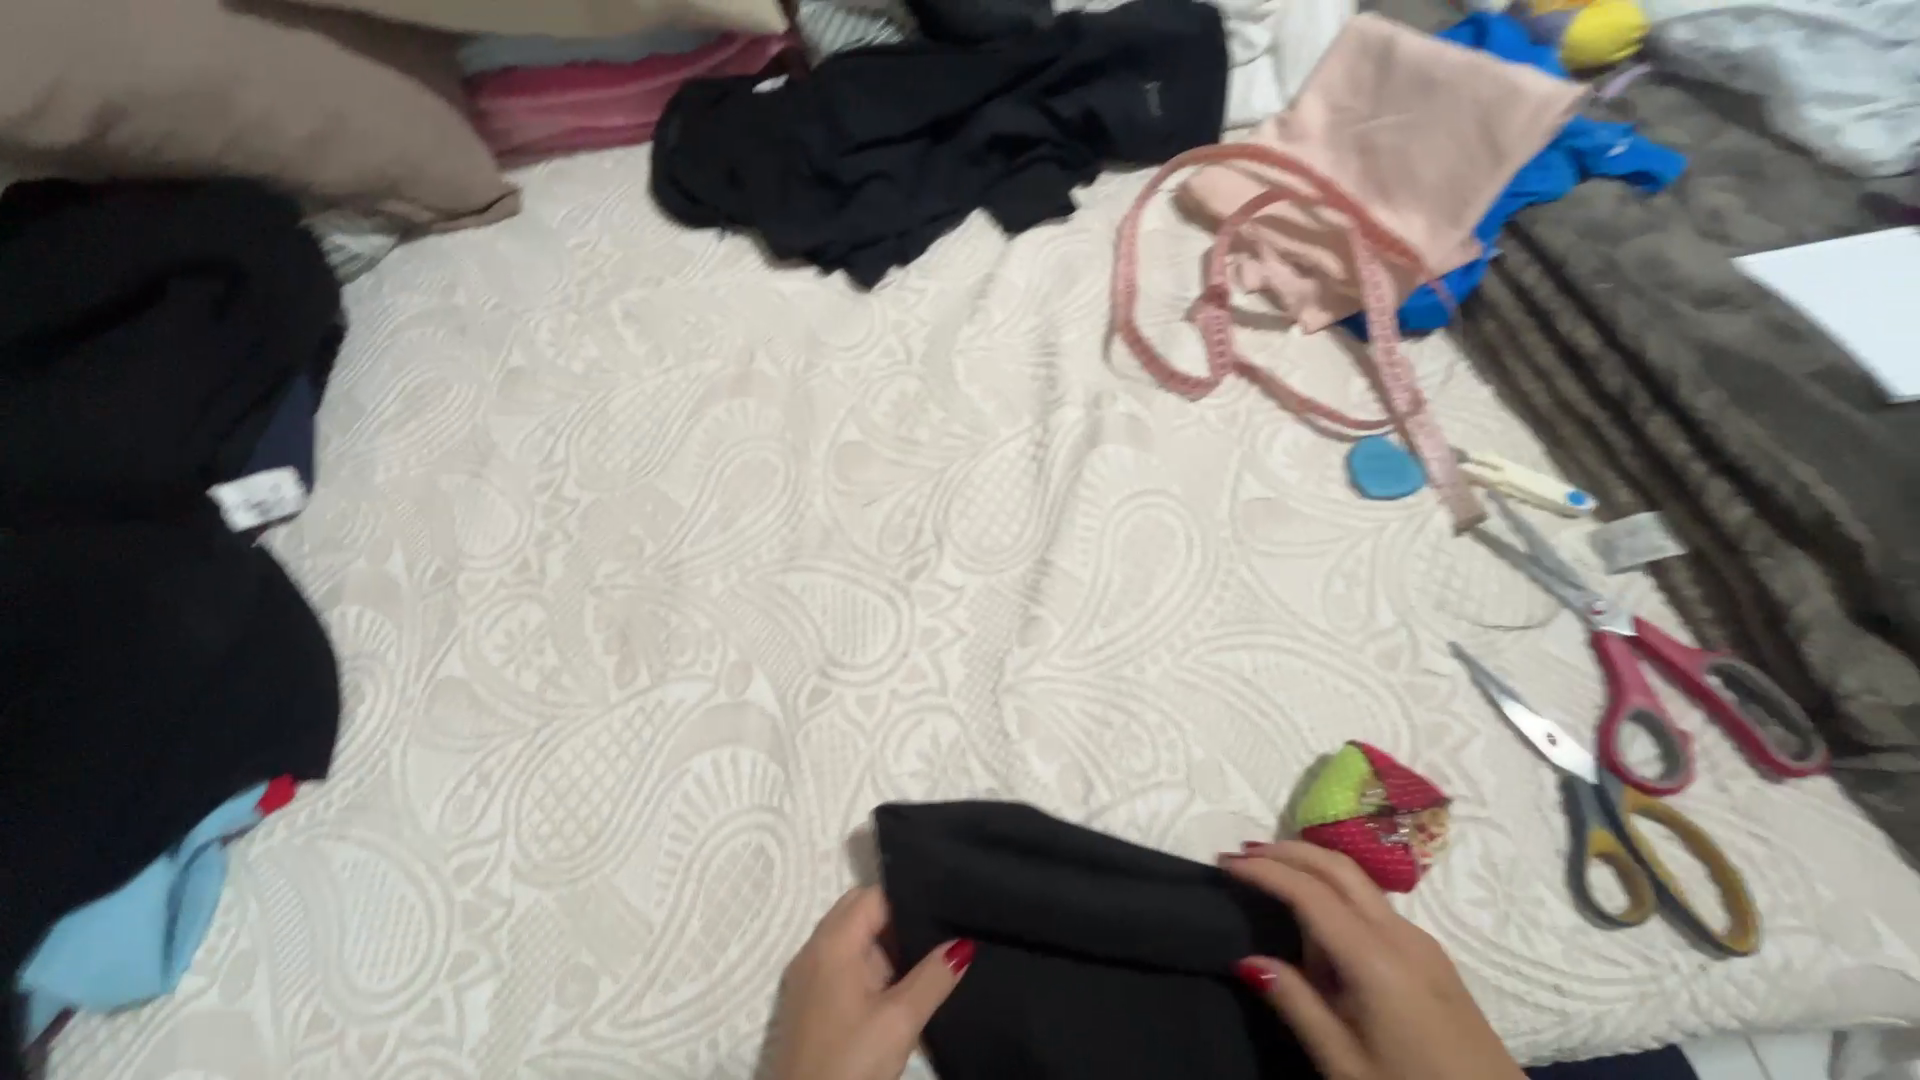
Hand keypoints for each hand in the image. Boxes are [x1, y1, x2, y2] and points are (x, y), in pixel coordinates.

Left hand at [766, 885, 972, 1079]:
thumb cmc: (850, 1063)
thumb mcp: (900, 1020)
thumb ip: (934, 977)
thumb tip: (963, 944)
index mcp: (833, 942)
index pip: (873, 895)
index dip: (908, 897)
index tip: (942, 907)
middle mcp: (814, 949)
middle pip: (859, 910)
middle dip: (895, 919)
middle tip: (934, 938)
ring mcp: (807, 975)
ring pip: (850, 936)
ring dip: (882, 944)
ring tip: (922, 961)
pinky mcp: (807, 1000)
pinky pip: (840, 960)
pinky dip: (867, 963)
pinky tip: (894, 988)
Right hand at [1224, 841, 1523, 1079]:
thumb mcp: (1344, 1063)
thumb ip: (1295, 1003)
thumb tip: (1247, 958)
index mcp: (1374, 959)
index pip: (1308, 891)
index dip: (1263, 870)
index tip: (1224, 863)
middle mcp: (1400, 934)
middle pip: (1337, 867)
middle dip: (1286, 851)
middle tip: (1240, 854)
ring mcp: (1421, 942)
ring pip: (1358, 880)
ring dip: (1311, 864)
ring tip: (1269, 873)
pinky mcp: (1432, 956)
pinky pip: (1373, 903)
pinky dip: (1334, 886)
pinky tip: (1316, 913)